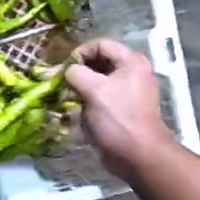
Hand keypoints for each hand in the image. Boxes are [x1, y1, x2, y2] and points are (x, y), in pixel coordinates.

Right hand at [66, 39, 171, 178]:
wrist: (138, 155)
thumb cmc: (118, 119)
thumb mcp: (95, 91)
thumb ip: (77, 74)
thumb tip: (67, 71)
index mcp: (130, 61)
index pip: (100, 44)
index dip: (79, 53)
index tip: (63, 69)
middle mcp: (131, 72)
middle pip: (98, 62)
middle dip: (78, 71)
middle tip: (61, 84)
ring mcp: (127, 91)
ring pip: (97, 81)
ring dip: (80, 88)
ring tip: (67, 99)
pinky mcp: (121, 108)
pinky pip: (100, 97)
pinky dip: (87, 101)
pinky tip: (76, 112)